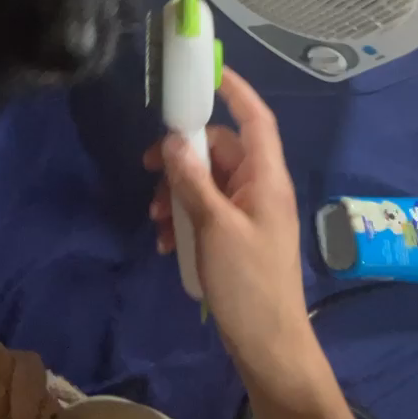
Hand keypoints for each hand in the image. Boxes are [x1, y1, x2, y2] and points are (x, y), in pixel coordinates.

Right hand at [144, 71, 327, 403]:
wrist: (269, 348)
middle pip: (220, 149)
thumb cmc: (249, 284)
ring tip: (155, 218)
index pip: (255, 119)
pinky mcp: (235, 234)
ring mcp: (248, 212)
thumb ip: (193, 180)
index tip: (207, 70)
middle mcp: (259, 187)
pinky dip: (182, 214)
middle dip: (182, 156)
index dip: (235, 90)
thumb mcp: (215, 228)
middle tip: (148, 167)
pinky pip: (205, 206)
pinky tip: (164, 239)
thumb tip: (173, 140)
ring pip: (207, 179)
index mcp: (266, 178)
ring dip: (176, 190)